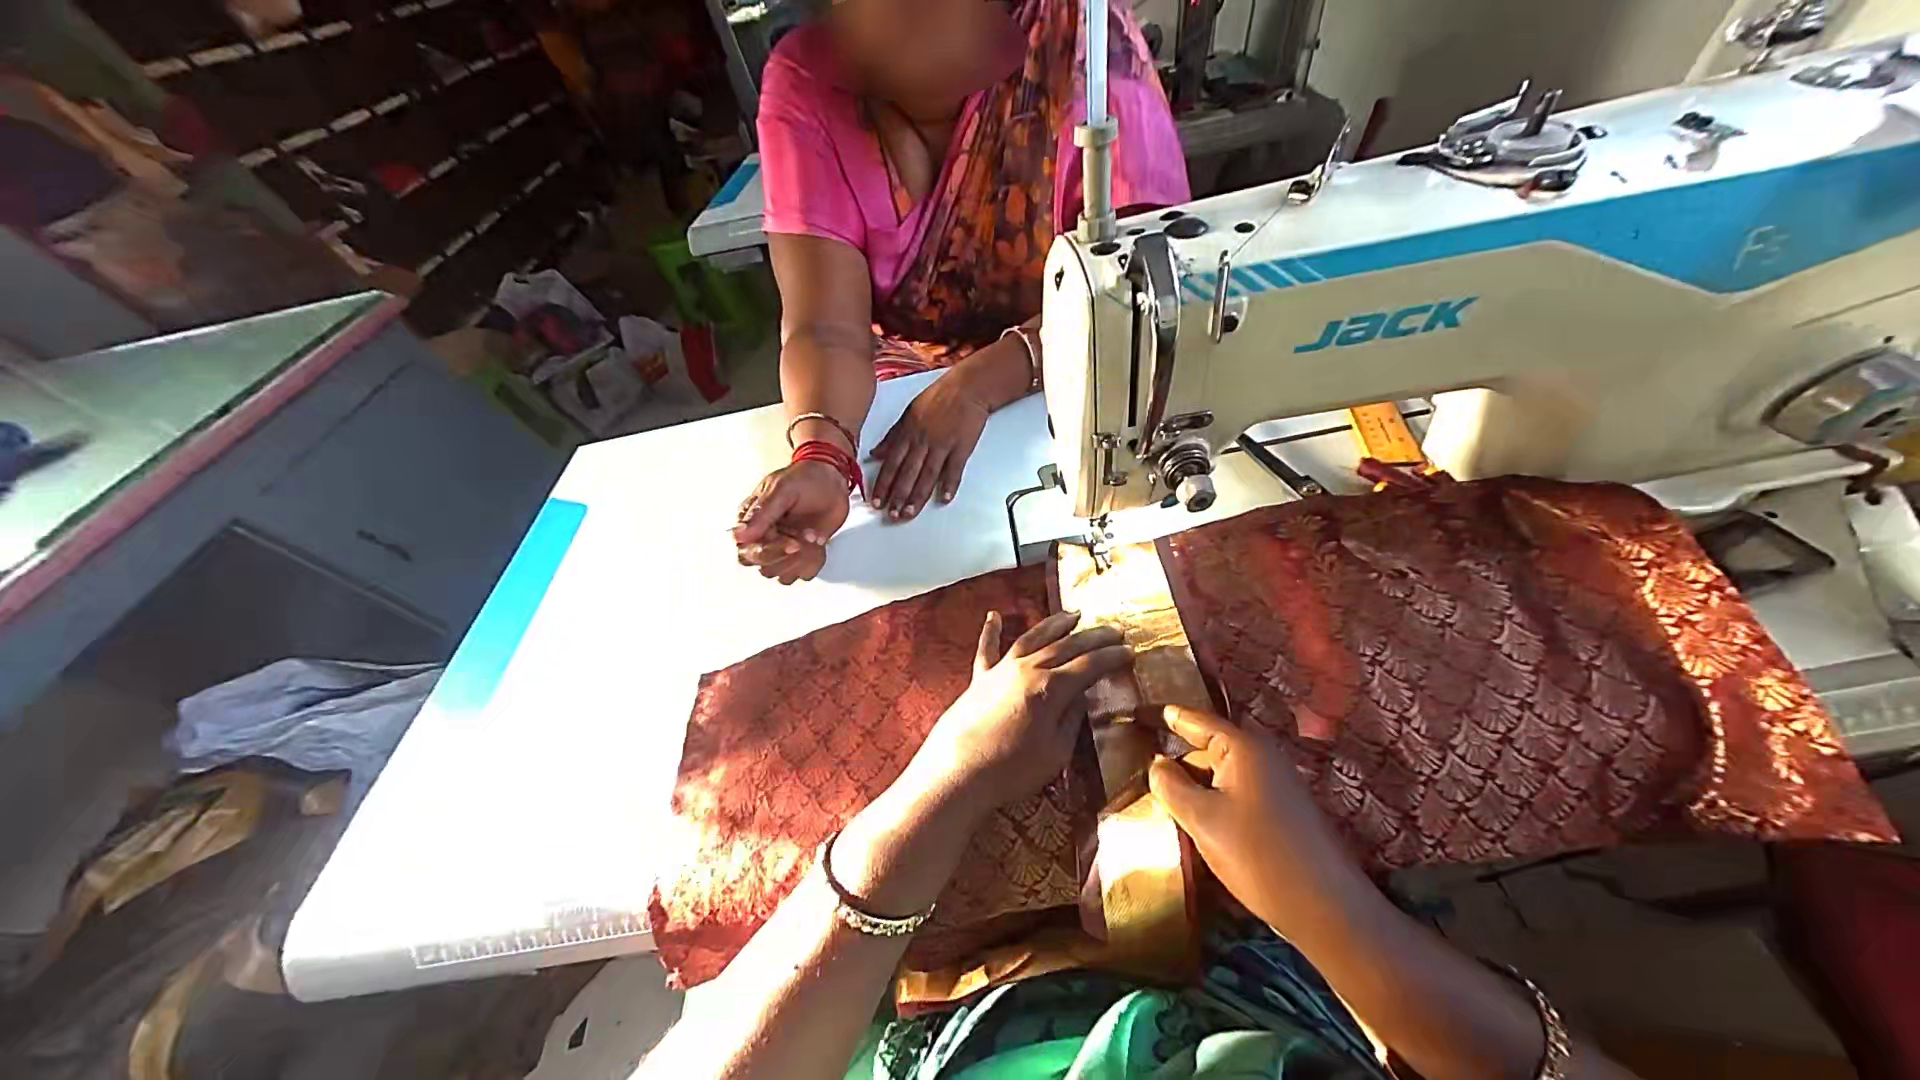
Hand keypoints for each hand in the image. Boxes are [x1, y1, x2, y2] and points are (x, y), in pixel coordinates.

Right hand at [733, 459, 850, 584]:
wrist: (833, 479)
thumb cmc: (806, 479)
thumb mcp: (783, 490)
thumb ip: (762, 514)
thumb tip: (739, 535)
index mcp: (752, 521)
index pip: (748, 551)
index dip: (770, 552)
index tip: (793, 542)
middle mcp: (765, 538)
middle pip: (763, 567)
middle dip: (787, 558)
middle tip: (805, 540)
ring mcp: (784, 548)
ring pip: (782, 574)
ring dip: (801, 561)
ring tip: (813, 537)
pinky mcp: (802, 555)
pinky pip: (803, 573)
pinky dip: (814, 563)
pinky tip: (819, 546)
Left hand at [870, 374, 989, 519]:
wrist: (966, 387)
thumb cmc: (939, 398)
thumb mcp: (908, 413)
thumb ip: (891, 436)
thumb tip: (874, 453)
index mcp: (908, 432)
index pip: (891, 463)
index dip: (883, 484)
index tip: (876, 501)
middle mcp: (922, 440)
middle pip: (907, 473)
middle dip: (897, 496)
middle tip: (891, 515)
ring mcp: (942, 444)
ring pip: (927, 475)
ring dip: (917, 496)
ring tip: (910, 512)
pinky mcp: (961, 447)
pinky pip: (954, 469)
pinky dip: (949, 484)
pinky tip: (944, 498)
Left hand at [905, 611, 1131, 816]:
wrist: (957, 773)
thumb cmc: (1011, 771)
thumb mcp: (1056, 752)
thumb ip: (1071, 719)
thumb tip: (1082, 695)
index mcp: (1050, 688)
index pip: (1089, 665)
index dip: (1111, 657)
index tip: (1129, 651)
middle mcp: (1027, 669)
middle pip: (1066, 645)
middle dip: (1093, 636)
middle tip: (1114, 629)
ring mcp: (1000, 670)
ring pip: (1032, 637)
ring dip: (1054, 624)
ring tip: (1073, 614)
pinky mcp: (979, 679)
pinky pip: (987, 649)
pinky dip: (990, 631)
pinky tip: (993, 615)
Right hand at [1147, 707, 1369, 935]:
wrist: (1328, 912)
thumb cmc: (1259, 856)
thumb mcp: (1201, 819)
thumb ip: (1170, 785)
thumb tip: (1157, 764)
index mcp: (1243, 748)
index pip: (1194, 719)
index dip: (1163, 716)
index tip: (1135, 713)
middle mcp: (1261, 757)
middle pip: (1205, 751)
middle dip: (1176, 766)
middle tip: (1143, 784)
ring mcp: (1275, 785)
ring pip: (1218, 778)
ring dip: (1193, 792)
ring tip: (1166, 812)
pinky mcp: (1281, 812)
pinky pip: (1234, 796)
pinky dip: (1213, 807)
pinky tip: (1198, 832)